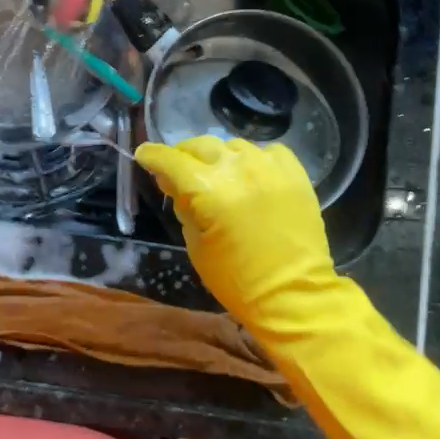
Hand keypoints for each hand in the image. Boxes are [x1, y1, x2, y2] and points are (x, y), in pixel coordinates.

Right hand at [130, 136, 336, 327]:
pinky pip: (266, 151)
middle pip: (199, 145)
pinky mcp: (294, 173)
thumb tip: (175, 184)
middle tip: (181, 172)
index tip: (144, 156)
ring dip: (218, 157)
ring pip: (232, 145)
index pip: (170, 159)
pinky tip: (251, 176)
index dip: (152, 155)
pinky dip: (252, 159)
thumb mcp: (195, 244)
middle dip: (184, 156)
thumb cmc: (236, 278)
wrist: (293, 293)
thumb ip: (183, 206)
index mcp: (207, 189)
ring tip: (219, 176)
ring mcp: (269, 167)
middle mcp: (237, 168)